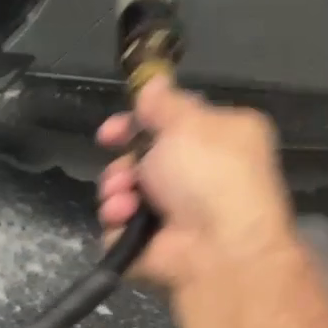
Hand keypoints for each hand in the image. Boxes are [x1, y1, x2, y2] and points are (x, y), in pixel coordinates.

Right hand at [96, 74, 298, 289]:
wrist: (215, 246)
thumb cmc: (210, 175)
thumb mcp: (189, 124)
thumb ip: (165, 104)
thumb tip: (153, 82)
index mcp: (214, 140)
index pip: (166, 125)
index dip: (135, 124)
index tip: (111, 130)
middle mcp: (192, 174)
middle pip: (136, 160)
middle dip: (121, 165)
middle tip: (124, 172)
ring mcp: (167, 211)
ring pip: (119, 192)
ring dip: (115, 192)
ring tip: (127, 201)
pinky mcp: (144, 240)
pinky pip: (115, 224)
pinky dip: (116, 220)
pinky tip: (127, 220)